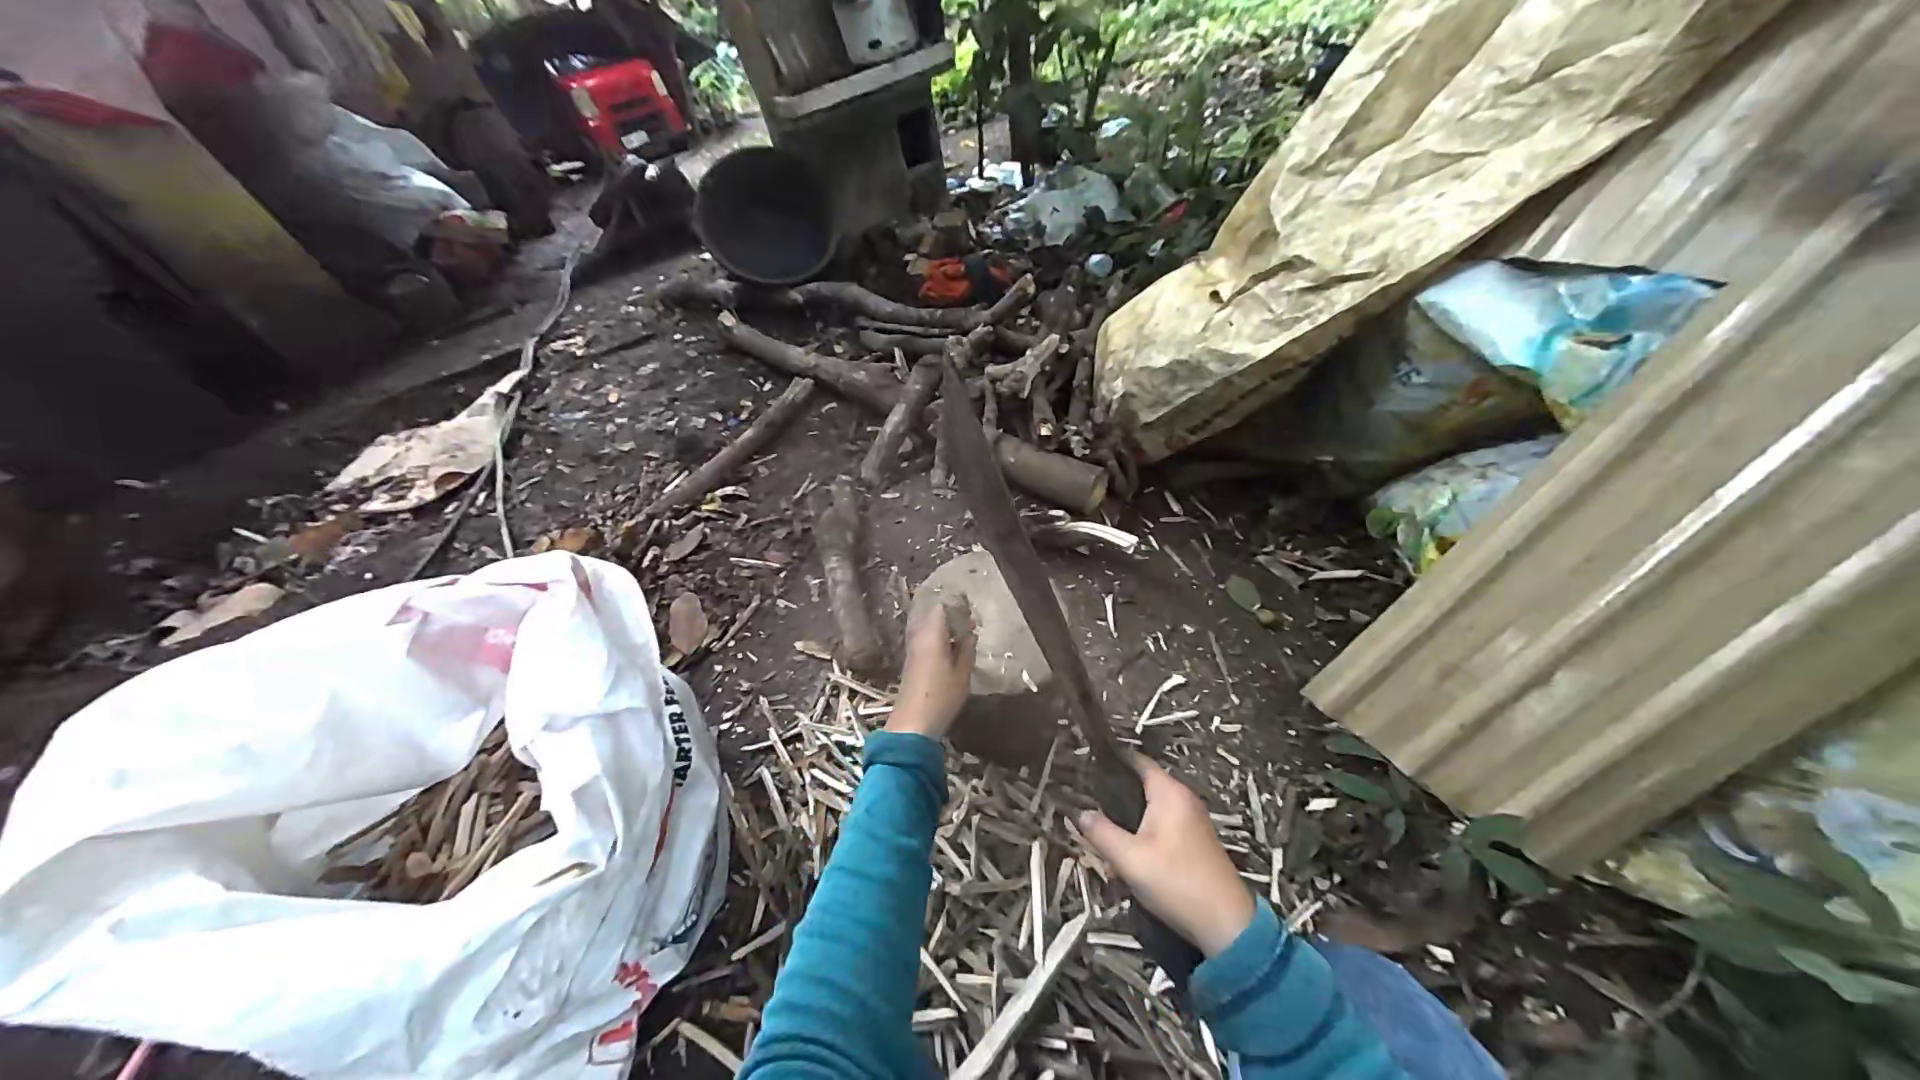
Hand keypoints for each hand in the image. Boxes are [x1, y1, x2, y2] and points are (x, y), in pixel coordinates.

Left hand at [886, 600, 975, 738]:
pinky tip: (952, 648)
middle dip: (951, 614)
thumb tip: (969, 632)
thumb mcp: (963, 672)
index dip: (957, 604)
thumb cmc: (941, 696)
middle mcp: (918, 635)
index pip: (941, 606)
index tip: (973, 610)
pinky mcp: (911, 659)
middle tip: (971, 622)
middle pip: (932, 613)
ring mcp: (912, 647)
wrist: (913, 723)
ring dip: (945, 626)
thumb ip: (967, 648)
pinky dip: (938, 636)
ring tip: (964, 634)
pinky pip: (925, 637)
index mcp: (932, 633)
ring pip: (928, 625)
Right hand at [1077, 755, 1254, 956]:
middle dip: (1115, 793)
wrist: (1227, 925)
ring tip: (1101, 829)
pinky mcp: (1195, 841)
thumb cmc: (1176, 881)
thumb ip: (1101, 831)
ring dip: (1128, 818)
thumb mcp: (1129, 858)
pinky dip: (1143, 831)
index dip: (1112, 759)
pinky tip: (1127, 851)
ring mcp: (1192, 820)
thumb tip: (1080, 813)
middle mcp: (1183, 798)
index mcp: (1169, 792)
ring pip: (1150, 808)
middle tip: (1086, 802)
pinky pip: (1161, 824)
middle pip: (1142, 784)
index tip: (1085, 765)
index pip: (1137, 760)